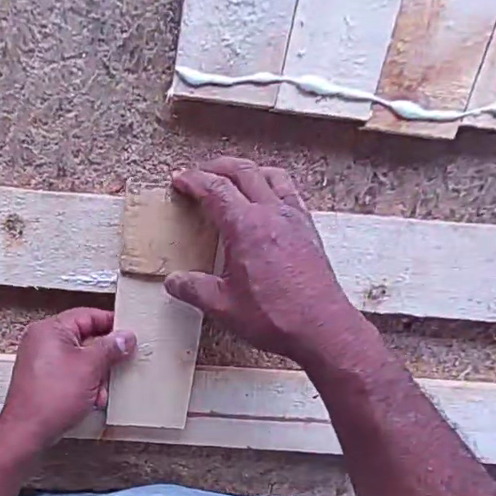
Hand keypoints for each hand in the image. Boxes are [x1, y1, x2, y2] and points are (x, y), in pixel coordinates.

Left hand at [0, 308, 136, 455]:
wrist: (27, 431)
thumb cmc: (49, 399)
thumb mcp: (90, 368)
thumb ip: (110, 348)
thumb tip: (124, 338)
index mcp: (50, 329)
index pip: (87, 316)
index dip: (111, 324)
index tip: (128, 335)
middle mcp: (42, 342)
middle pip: (85, 339)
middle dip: (103, 358)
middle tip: (118, 365)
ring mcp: (41, 362)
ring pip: (80, 361)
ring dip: (96, 376)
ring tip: (100, 391)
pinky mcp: (43, 381)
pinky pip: (70, 376)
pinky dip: (84, 386)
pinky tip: (91, 400)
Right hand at [165, 157, 371, 364]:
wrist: (320, 327)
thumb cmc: (275, 317)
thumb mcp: (222, 306)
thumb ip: (193, 289)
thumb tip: (175, 282)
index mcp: (247, 228)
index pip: (216, 190)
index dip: (193, 181)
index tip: (180, 180)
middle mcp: (273, 215)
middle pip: (243, 172)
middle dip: (217, 167)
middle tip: (199, 172)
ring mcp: (294, 219)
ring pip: (270, 175)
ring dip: (247, 170)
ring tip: (232, 177)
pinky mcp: (308, 230)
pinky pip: (289, 192)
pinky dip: (272, 184)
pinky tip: (267, 197)